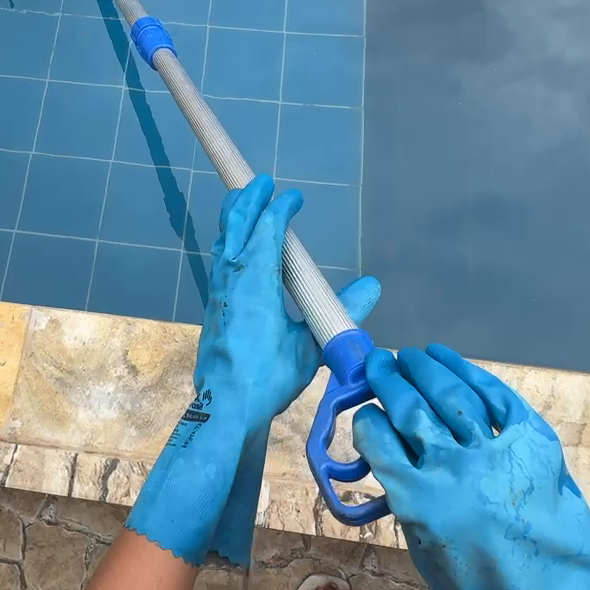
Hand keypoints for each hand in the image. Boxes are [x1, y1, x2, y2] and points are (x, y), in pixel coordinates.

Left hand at [198, 174, 381, 437]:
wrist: (225, 406)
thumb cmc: (269, 377)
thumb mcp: (311, 345)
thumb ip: (341, 311)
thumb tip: (374, 285)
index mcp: (255, 282)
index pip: (266, 231)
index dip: (279, 208)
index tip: (293, 196)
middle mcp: (232, 278)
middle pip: (237, 225)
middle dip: (249, 199)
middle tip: (262, 182)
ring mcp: (219, 290)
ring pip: (224, 240)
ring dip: (235, 216)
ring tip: (244, 200)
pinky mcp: (214, 303)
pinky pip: (220, 258)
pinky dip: (230, 239)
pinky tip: (236, 244)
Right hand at [355, 346, 589, 589]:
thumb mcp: (428, 559)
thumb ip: (409, 502)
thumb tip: (396, 462)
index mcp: (419, 502)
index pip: (376, 437)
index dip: (366, 418)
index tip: (366, 410)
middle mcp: (453, 470)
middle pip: (408, 406)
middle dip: (387, 378)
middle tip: (379, 362)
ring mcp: (497, 453)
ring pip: (449, 392)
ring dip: (424, 367)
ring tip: (411, 356)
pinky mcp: (536, 444)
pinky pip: (496, 396)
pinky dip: (469, 372)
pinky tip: (449, 359)